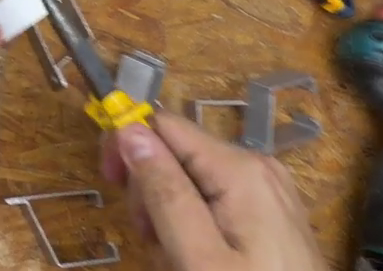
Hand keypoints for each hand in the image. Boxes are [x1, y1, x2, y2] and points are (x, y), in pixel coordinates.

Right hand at [101, 113, 322, 270]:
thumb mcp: (198, 258)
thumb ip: (163, 190)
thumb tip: (128, 128)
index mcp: (238, 168)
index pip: (161, 124)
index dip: (127, 147)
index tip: (111, 187)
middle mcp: (256, 166)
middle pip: (175, 150)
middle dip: (150, 189)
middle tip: (149, 240)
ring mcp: (268, 191)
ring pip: (190, 177)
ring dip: (168, 211)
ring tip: (175, 258)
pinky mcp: (272, 215)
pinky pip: (214, 199)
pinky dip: (194, 223)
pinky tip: (198, 257)